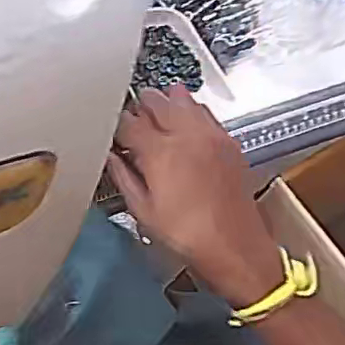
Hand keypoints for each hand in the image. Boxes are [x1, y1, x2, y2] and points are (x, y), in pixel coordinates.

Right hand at [106, 83, 285, 306]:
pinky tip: (183, 121)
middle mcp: (186, 135)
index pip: (129, 121)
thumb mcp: (142, 210)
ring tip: (154, 111)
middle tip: (130, 117)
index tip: (111, 133)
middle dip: (139, 106)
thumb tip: (112, 159)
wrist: (233, 244)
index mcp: (160, 152)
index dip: (116, 125)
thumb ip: (123, 177)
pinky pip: (204, 112)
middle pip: (157, 101)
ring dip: (165, 102)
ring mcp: (210, 135)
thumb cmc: (187, 234)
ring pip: (183, 100)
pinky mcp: (228, 141)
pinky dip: (189, 110)